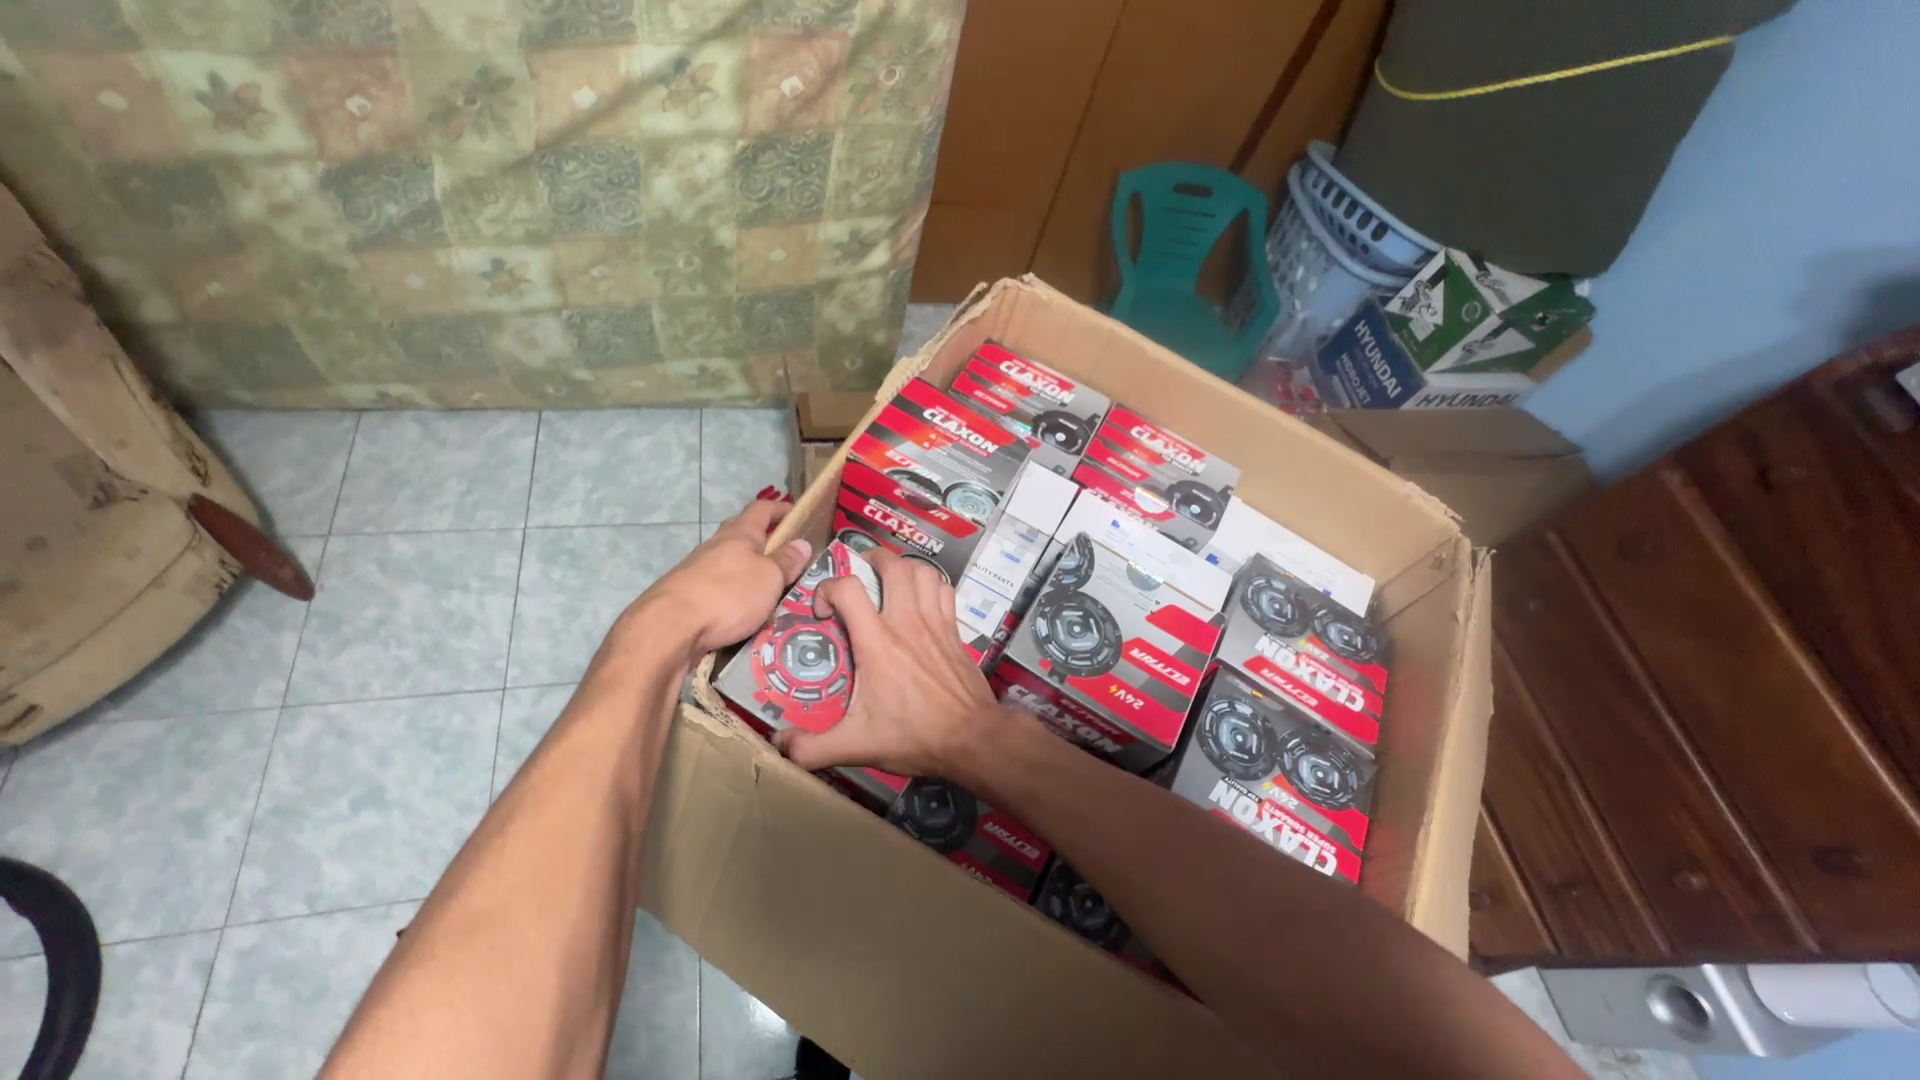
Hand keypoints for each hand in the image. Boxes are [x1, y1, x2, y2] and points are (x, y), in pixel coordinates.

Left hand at [630, 499, 812, 656]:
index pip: (761, 509)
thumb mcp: (769, 578)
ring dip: (747, 570)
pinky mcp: (688, 596)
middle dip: (762, 538)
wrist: (670, 627)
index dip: (779, 508)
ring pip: (729, 563)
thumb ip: (786, 561)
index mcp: (739, 534)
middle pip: (740, 533)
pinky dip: (734, 594)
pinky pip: (718, 588)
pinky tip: (743, 612)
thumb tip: (802, 543)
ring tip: (769, 589)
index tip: (796, 513)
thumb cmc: (729, 594)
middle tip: (784, 553)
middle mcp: (716, 546)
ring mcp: (698, 570)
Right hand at [775, 550, 1003, 777]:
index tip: (822, 612)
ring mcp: (935, 623)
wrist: (971, 738)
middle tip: (859, 572)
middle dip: (871, 559)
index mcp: (878, 643)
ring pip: (923, 571)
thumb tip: (781, 745)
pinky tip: (921, 597)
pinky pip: (944, 590)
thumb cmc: (914, 737)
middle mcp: (907, 623)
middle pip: (893, 565)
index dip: (827, 588)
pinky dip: (931, 583)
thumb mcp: (856, 746)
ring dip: (904, 566)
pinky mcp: (955, 632)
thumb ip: (813, 748)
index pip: (848, 588)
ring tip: (890, 577)